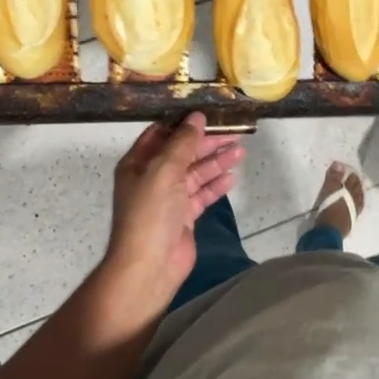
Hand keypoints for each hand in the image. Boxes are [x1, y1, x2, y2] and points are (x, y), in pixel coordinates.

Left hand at [104, 112, 243, 301]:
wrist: (150, 264)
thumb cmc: (150, 214)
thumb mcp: (164, 171)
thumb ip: (182, 143)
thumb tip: (197, 117)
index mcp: (138, 163)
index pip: (161, 135)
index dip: (183, 123)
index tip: (209, 114)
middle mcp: (152, 178)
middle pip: (183, 153)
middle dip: (207, 143)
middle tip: (235, 133)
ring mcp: (169, 198)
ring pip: (196, 174)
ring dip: (216, 162)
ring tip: (240, 152)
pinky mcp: (184, 216)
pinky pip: (202, 195)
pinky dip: (216, 186)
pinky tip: (232, 177)